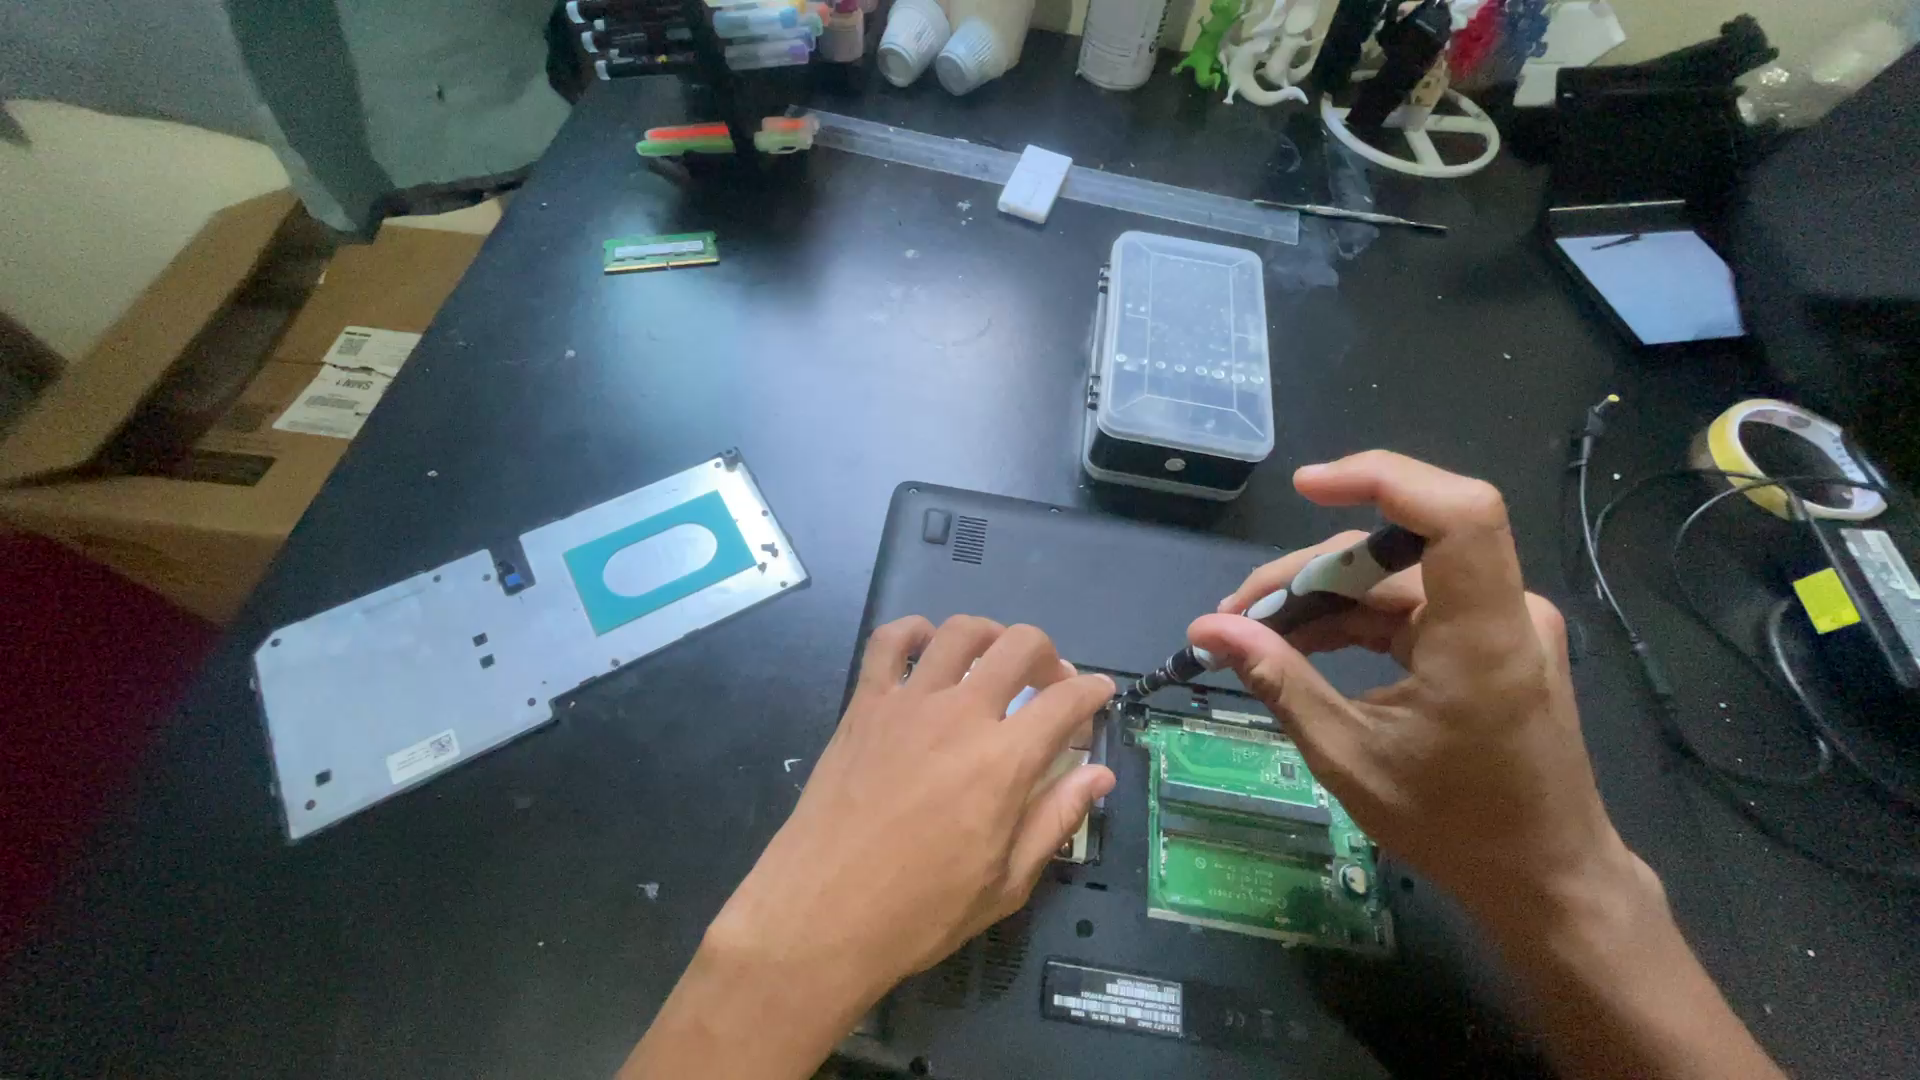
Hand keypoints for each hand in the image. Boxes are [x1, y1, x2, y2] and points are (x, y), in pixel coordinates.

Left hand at [707, 614, 1115, 996]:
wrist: (822, 914)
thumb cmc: (921, 910)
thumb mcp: (1006, 883)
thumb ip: (1056, 819)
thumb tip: (1099, 775)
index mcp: (1005, 760)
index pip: (1066, 701)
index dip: (1093, 692)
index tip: (1100, 693)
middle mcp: (961, 714)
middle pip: (1019, 646)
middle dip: (1049, 654)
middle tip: (1049, 680)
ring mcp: (909, 702)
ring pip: (959, 632)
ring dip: (990, 635)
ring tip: (994, 659)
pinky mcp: (865, 703)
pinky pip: (889, 642)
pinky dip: (913, 631)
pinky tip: (927, 647)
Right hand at [1190, 451, 1640, 924]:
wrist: (1546, 878)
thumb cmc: (1454, 825)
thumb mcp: (1348, 756)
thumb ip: (1278, 680)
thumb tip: (1209, 629)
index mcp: (1481, 635)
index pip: (1457, 514)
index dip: (1382, 478)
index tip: (1306, 485)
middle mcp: (1499, 610)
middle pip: (1387, 553)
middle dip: (1302, 577)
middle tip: (1234, 619)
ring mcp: (1494, 622)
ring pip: (1386, 578)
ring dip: (1315, 601)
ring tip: (1253, 637)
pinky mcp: (1482, 638)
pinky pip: (1401, 606)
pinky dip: (1345, 620)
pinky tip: (1297, 646)